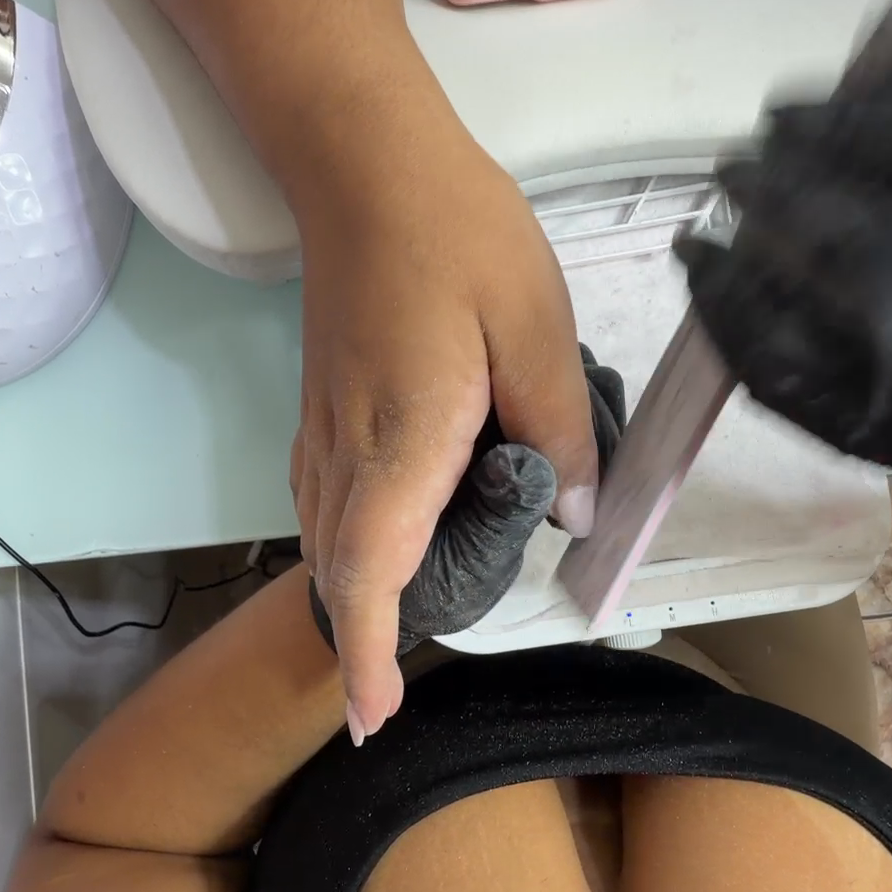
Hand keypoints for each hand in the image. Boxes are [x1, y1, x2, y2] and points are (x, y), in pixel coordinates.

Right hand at [294, 147, 599, 739]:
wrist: (366, 172)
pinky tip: (378, 541)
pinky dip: (346, 548)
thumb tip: (571, 513)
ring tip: (392, 627)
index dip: (366, 654)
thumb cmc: (457, 239)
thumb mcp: (535, 326)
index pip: (370, 571)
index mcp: (403, 442)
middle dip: (365, 637)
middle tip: (402, 676)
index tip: (370, 719)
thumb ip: (557, 429)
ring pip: (326, 541)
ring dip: (354, 597)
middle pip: (341, 571)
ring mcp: (323, 429)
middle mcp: (347, 452)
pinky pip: (324, 503)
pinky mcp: (320, 407)